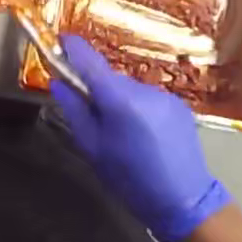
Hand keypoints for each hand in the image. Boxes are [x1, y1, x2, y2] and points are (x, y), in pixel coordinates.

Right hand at [51, 35, 230, 241]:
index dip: (73, 49)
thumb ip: (74, 111)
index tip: (60, 42)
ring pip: (129, 89)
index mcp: (120, 100)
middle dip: (95, 87)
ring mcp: (165, 96)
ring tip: (116, 131)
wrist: (183, 200)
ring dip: (117, 100)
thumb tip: (58, 82)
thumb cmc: (130, 179)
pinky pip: (147, 99)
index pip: (91, 61)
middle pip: (110, 77)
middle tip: (85, 110)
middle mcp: (145, 89)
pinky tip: (140, 134)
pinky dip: (137, 108)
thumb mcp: (93, 148)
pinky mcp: (178, 105)